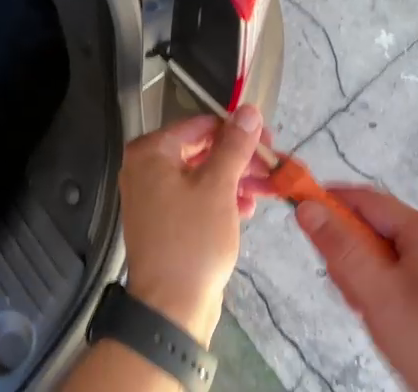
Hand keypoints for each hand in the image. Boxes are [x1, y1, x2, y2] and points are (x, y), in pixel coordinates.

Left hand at [116, 106, 270, 341]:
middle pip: (200, 150)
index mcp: (150, 151)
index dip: (237, 130)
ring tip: (267, 190)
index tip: (268, 139)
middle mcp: (145, 167)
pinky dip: (220, 200)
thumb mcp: (218, 188)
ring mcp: (152, 194)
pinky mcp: (164, 219)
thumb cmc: (192, 240)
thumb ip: (234, 147)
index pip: (199, 125)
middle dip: (239, 159)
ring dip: (234, 180)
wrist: (171, 306)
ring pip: (201, 175)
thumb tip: (248, 111)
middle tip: (272, 167)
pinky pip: (195, 197)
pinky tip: (247, 210)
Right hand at [296, 186, 417, 391]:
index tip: (299, 217)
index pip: (368, 201)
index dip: (330, 202)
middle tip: (348, 291)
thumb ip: (340, 248)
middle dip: (353, 253)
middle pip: (380, 229)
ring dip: (370, 276)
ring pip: (392, 255)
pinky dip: (390, 289)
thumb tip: (306, 206)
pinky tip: (390, 321)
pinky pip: (410, 275)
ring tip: (371, 313)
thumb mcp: (377, 296)